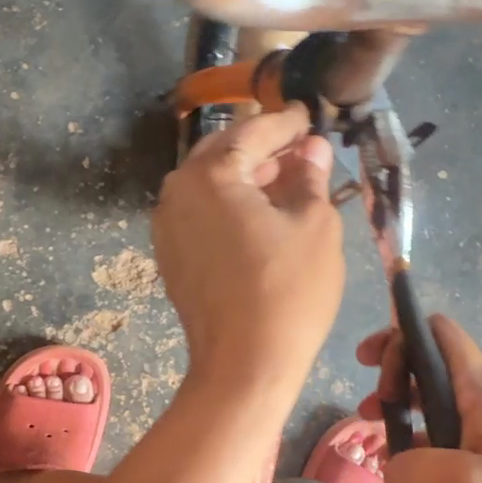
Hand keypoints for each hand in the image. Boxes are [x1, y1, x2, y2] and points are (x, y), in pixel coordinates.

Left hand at [153, 106, 343, 395]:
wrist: (243, 365)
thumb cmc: (287, 291)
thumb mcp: (315, 225)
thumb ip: (310, 177)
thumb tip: (311, 149)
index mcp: (208, 175)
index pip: (252, 132)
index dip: (286, 123)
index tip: (310, 116)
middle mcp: (176, 194)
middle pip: (222, 155)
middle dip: (261, 148)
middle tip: (301, 148)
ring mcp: (166, 229)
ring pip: (208, 187)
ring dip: (244, 178)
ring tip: (286, 182)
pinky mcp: (171, 259)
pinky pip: (201, 216)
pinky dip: (228, 207)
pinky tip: (259, 216)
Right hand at [356, 315, 481, 482]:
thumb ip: (407, 467)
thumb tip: (392, 476)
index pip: (439, 334)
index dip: (398, 335)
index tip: (366, 362)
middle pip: (426, 370)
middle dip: (389, 382)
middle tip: (367, 414)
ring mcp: (481, 439)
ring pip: (426, 412)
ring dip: (395, 423)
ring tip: (375, 451)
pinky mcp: (478, 471)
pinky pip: (434, 450)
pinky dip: (410, 461)